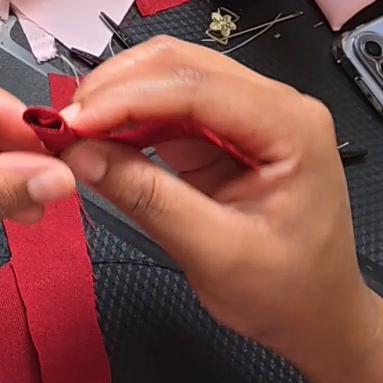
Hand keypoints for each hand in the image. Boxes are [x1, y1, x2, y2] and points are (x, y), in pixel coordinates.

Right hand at [58, 37, 381, 382]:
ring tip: (73, 130)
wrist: (318, 317)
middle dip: (116, 87)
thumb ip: (149, 199)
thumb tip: (80, 156)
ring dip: (116, 96)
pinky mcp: (220, 128)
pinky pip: (164, 105)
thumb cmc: (287, 293)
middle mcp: (271, 103)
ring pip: (167, 75)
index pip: (197, 87)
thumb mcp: (216, 253)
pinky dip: (126, 116)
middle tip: (64, 125)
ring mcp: (245, 111)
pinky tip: (98, 136)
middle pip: (180, 64)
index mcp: (290, 125)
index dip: (128, 98)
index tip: (73, 123)